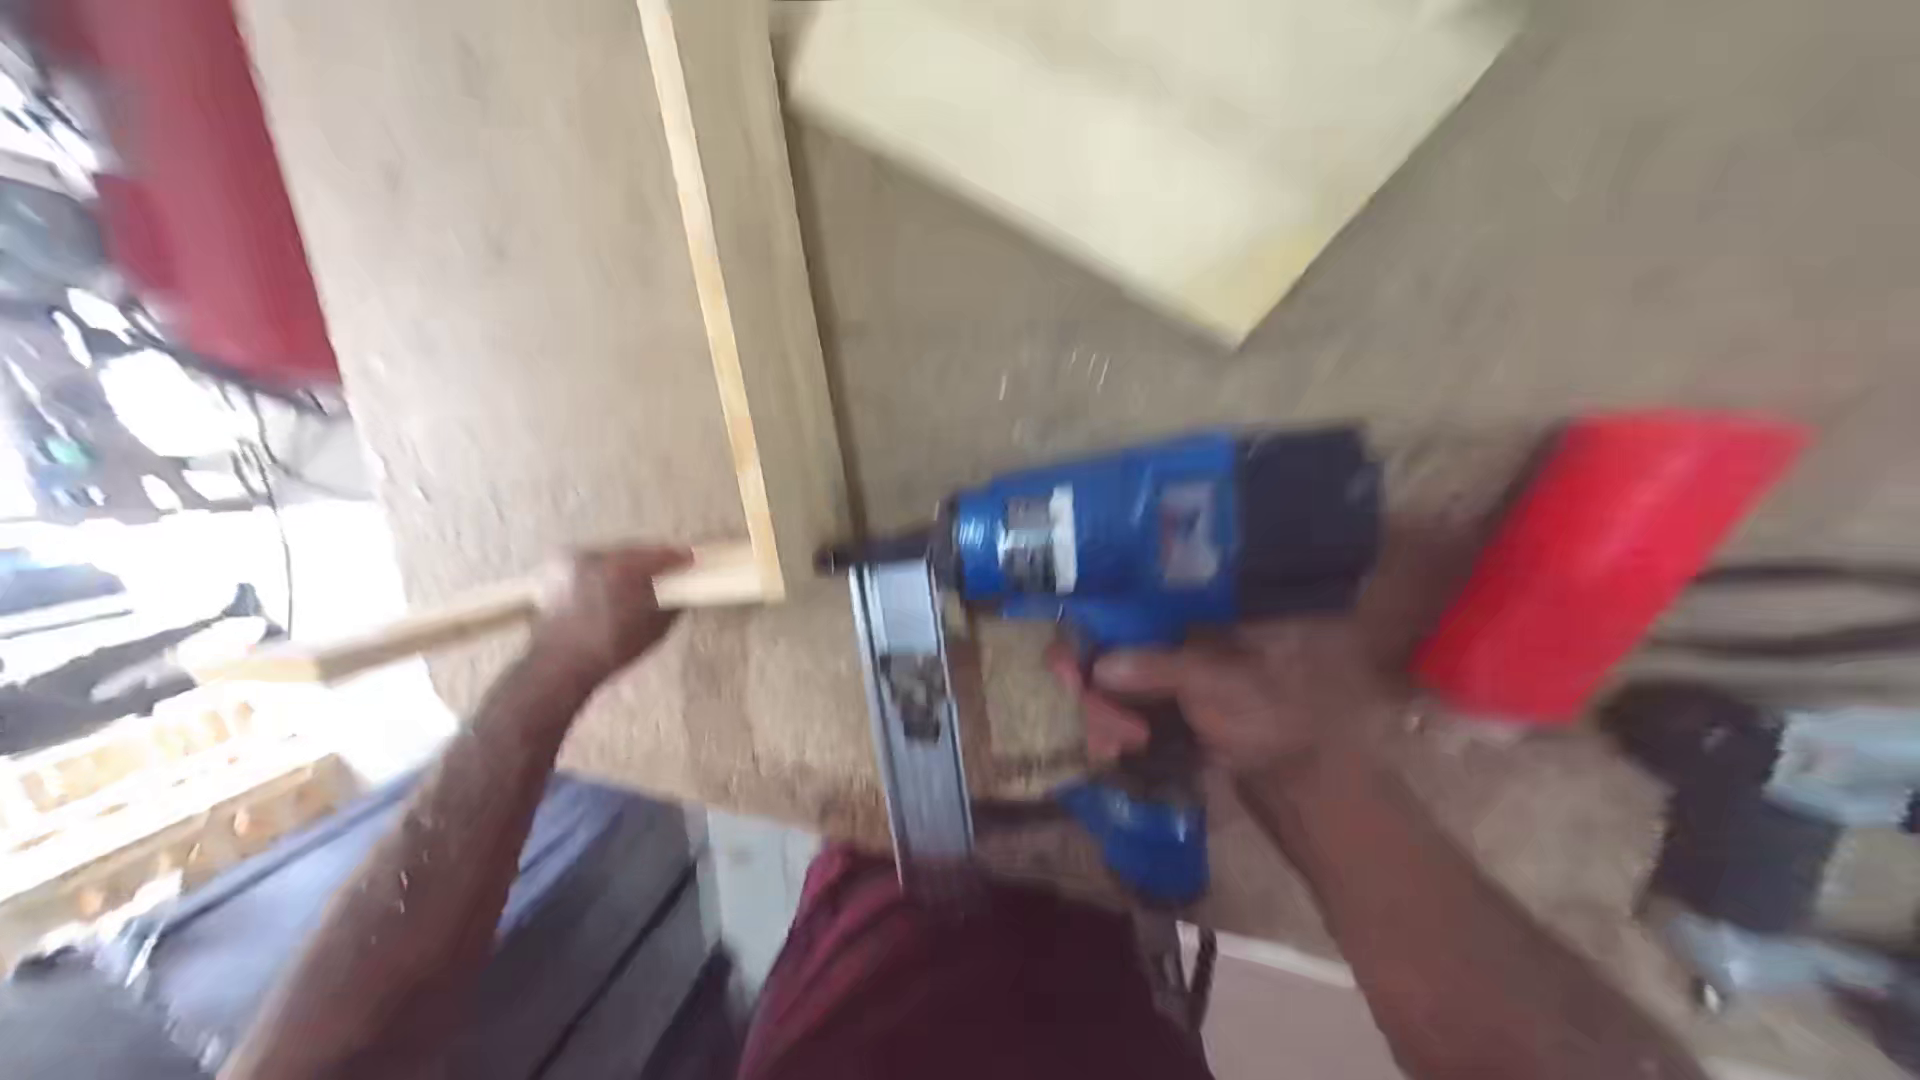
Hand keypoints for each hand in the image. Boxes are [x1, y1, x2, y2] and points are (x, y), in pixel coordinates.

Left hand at [530, 545, 692, 682]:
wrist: (559, 665)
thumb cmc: (610, 649)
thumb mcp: (653, 630)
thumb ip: (671, 606)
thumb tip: (680, 595)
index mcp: (623, 569)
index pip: (661, 554)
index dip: (680, 557)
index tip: (691, 560)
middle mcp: (597, 557)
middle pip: (634, 549)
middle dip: (652, 557)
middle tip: (668, 567)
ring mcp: (573, 561)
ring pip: (612, 554)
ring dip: (629, 562)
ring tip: (642, 575)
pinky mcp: (559, 570)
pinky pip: (593, 562)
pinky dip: (608, 568)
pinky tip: (616, 581)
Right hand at [1046, 618, 1399, 777]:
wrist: (1298, 775)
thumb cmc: (1275, 715)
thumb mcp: (1224, 685)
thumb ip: (1163, 670)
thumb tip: (1099, 667)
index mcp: (1186, 614)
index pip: (1120, 608)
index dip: (1085, 633)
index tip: (1065, 669)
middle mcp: (1163, 636)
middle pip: (1100, 650)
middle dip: (1090, 691)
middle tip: (1102, 731)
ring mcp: (1156, 673)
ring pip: (1102, 684)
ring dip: (1099, 717)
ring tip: (1117, 747)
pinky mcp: (1151, 706)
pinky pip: (1113, 711)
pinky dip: (1107, 729)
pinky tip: (1113, 750)